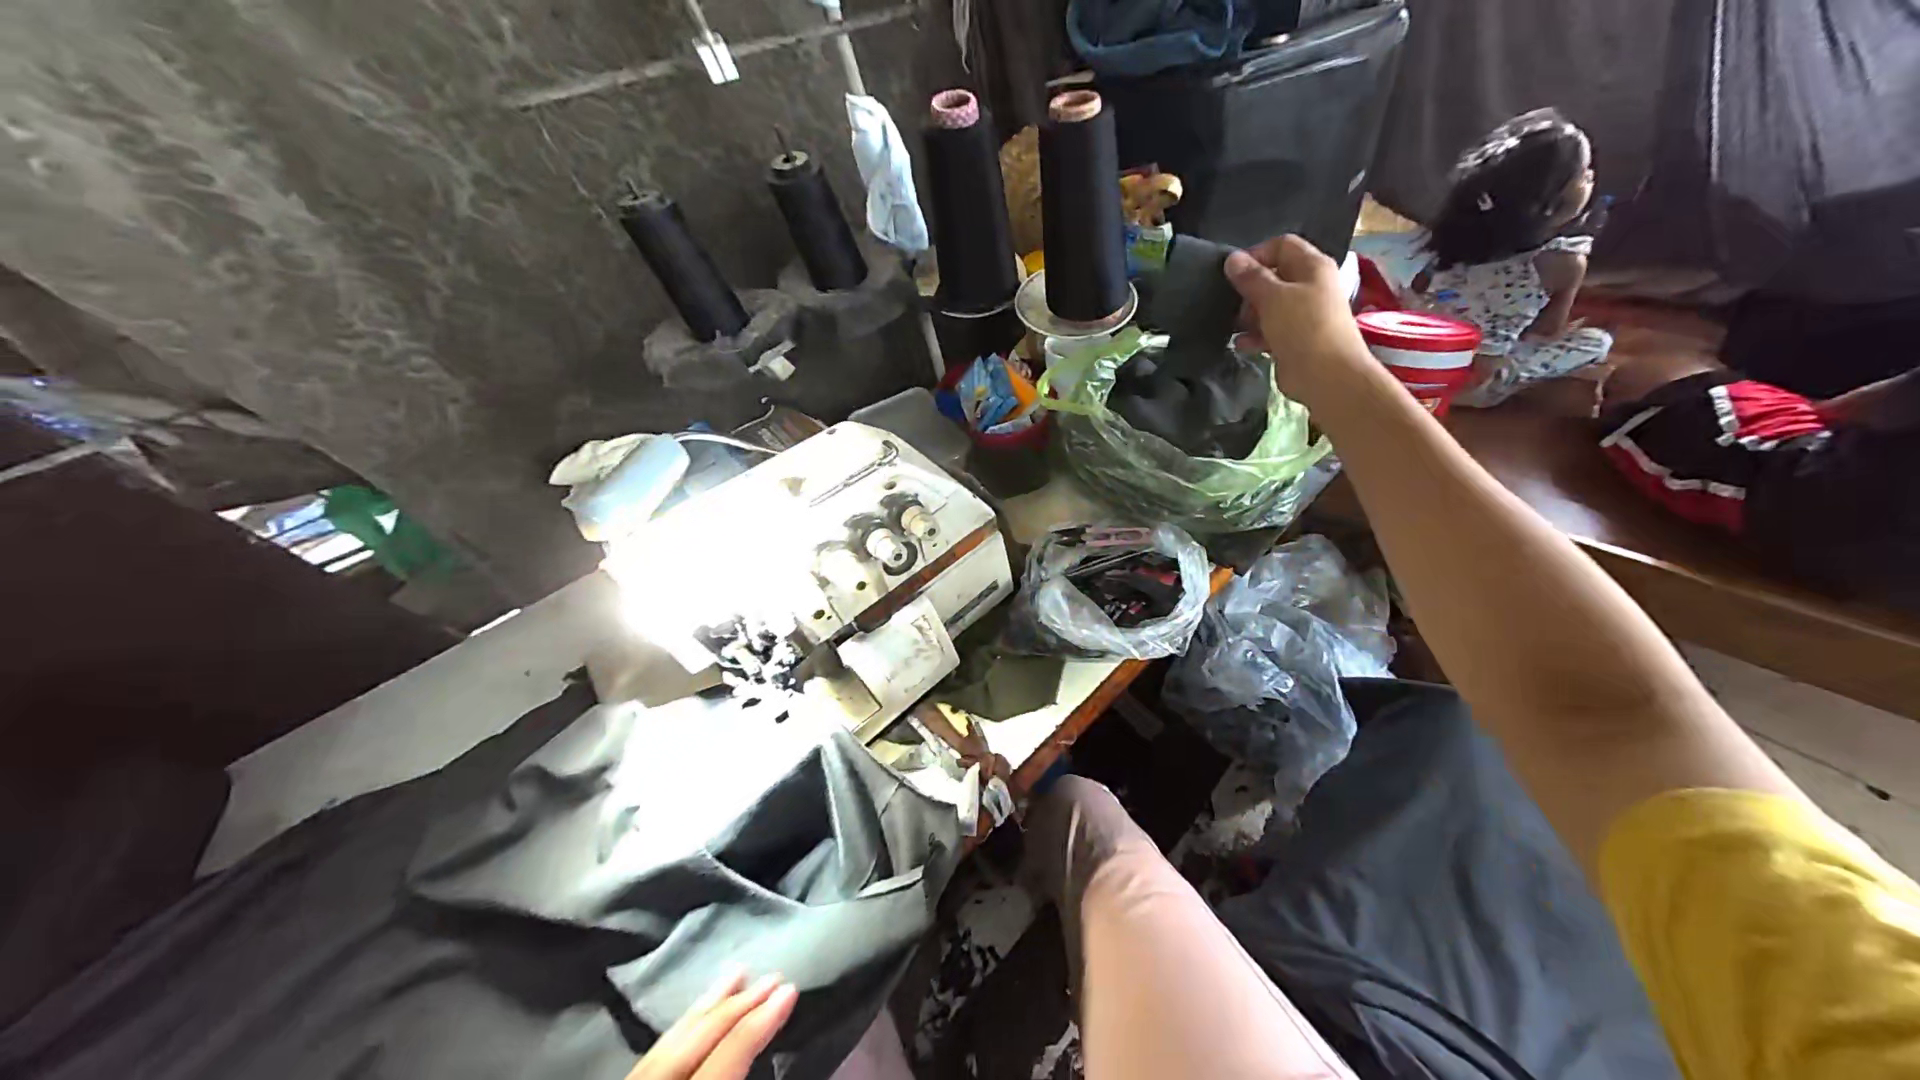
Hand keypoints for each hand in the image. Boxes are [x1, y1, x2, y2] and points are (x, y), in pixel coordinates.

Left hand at [626, 970, 797, 1079]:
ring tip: (738, 972)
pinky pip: (652, 1054)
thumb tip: (773, 1055)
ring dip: (708, 1005)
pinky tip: (697, 1010)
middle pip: (696, 1040)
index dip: (759, 1023)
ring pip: (668, 1040)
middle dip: (737, 1006)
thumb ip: (744, 1075)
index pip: (727, 1056)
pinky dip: (680, 1026)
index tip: (790, 989)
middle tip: (774, 976)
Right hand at [1223, 235, 1373, 408]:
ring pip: (1269, 306)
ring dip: (1249, 315)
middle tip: (1234, 304)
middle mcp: (1310, 286)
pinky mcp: (1294, 339)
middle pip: (1273, 277)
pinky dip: (1255, 335)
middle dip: (1250, 290)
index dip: (1256, 254)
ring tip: (1235, 326)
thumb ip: (1251, 277)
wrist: (1326, 375)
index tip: (1233, 273)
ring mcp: (1303, 314)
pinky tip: (1241, 344)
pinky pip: (1269, 330)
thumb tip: (1232, 258)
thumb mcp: (1273, 297)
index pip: (1281, 246)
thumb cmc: (1303, 328)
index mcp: (1312, 267)